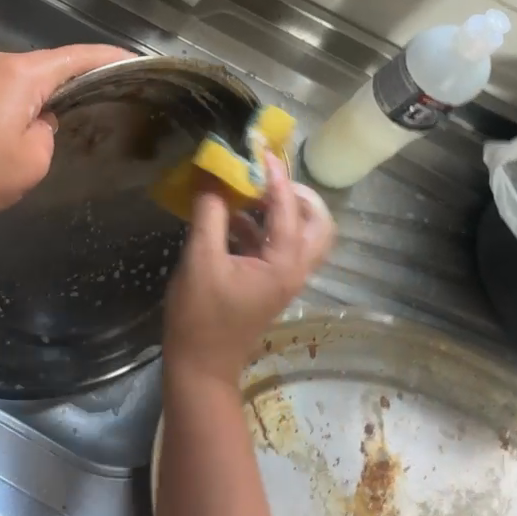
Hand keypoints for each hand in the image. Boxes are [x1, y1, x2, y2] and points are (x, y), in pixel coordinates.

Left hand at [0, 44, 132, 219]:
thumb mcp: (31, 161)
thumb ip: (50, 135)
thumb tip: (41, 122)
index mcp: (25, 73)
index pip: (81, 57)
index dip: (113, 59)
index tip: (140, 64)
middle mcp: (5, 64)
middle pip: (57, 63)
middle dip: (88, 76)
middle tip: (120, 93)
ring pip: (34, 77)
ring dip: (58, 91)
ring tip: (88, 110)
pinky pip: (14, 88)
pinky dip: (35, 99)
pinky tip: (46, 120)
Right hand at [163, 154, 334, 387]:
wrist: (200, 367)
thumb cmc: (200, 316)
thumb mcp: (200, 260)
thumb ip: (209, 214)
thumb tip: (212, 176)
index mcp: (284, 263)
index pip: (288, 207)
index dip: (274, 175)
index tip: (259, 148)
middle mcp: (294, 268)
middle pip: (316, 222)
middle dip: (295, 193)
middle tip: (265, 174)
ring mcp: (283, 276)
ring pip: (298, 233)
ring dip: (277, 207)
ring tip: (243, 187)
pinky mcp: (268, 281)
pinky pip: (275, 244)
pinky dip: (260, 224)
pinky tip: (228, 214)